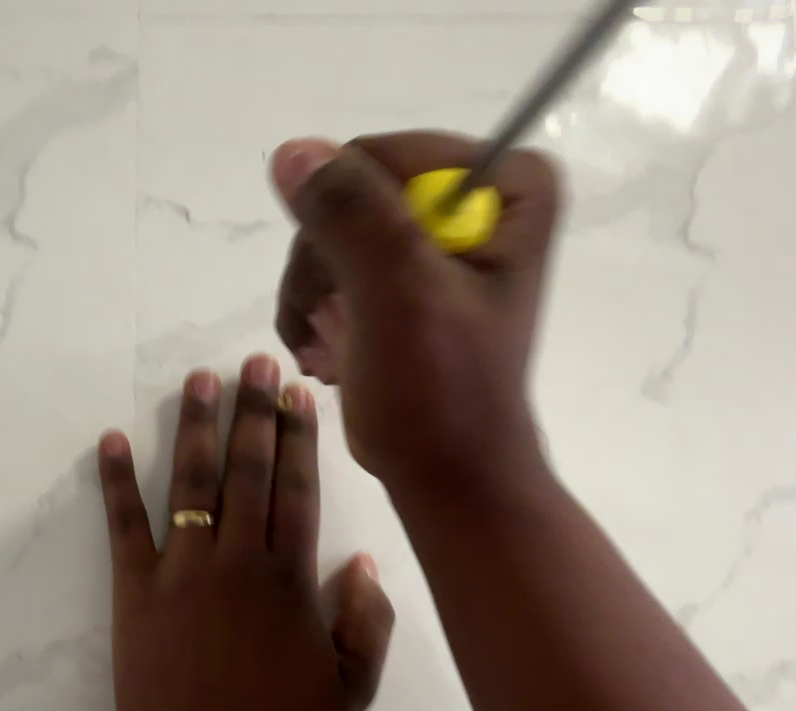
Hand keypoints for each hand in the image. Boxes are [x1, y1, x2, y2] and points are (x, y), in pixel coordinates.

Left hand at [96, 356, 393, 710]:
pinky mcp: (134, 587)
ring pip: (191, 483)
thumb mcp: (350, 689)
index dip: (298, 437)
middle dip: (252, 411)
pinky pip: (123, 524)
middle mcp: (234, 558)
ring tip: (198, 381)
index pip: (296, 489)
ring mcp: (180, 569)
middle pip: (247, 470)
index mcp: (287, 578)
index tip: (297, 393)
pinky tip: (109, 440)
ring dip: (195, 428)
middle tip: (253, 361)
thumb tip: (367, 560)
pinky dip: (115, 481)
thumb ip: (369, 623)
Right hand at [267, 132, 563, 497]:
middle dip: (324, 271)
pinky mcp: (402, 284)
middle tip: (328, 329)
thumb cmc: (437, 391)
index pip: (380, 160)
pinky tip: (327, 356)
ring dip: (312, 300)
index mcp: (504, 184)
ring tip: (323, 353)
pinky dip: (317, 316)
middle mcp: (472, 202)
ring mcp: (432, 246)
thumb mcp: (397, 294)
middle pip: (350, 201)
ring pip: (330, 239)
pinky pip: (333, 272)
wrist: (446, 472)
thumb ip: (350, 215)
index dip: (344, 224)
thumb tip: (291, 153)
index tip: (348, 291)